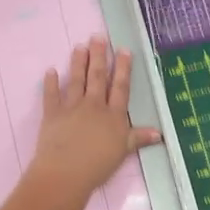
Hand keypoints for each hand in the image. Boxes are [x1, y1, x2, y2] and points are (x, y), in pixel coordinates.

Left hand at [27, 36, 161, 200]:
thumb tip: (160, 133)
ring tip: (80, 46)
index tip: (124, 50)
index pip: (120, 88)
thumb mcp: (123, 152)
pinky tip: (50, 70)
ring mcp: (72, 108)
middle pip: (97, 78)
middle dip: (99, 56)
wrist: (66, 172)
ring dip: (78, 62)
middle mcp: (94, 106)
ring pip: (76, 80)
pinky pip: (51, 95)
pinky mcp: (52, 114)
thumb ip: (138, 138)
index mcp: (113, 116)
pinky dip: (50, 83)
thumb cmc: (98, 165)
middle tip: (98, 37)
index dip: (123, 69)